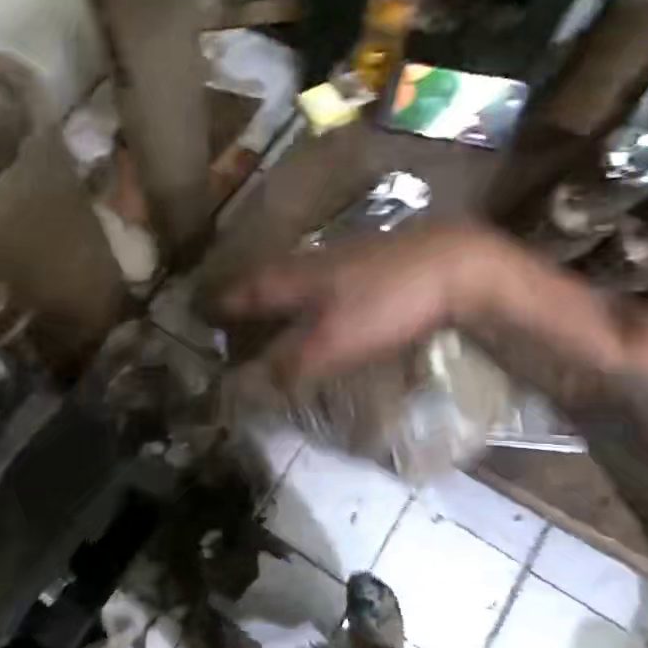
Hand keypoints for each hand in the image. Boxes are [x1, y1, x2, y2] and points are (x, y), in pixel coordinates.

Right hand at [217, 223, 519, 383]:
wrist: (453, 265)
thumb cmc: (384, 303)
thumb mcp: (330, 344)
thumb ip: (287, 365)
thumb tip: (246, 387)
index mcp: (288, 277)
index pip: (239, 293)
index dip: (216, 307)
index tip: (194, 316)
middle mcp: (306, 263)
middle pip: (262, 282)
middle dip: (241, 301)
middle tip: (223, 320)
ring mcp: (338, 259)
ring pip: (291, 280)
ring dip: (272, 299)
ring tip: (262, 319)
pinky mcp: (366, 264)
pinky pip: (318, 283)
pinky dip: (304, 300)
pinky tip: (316, 310)